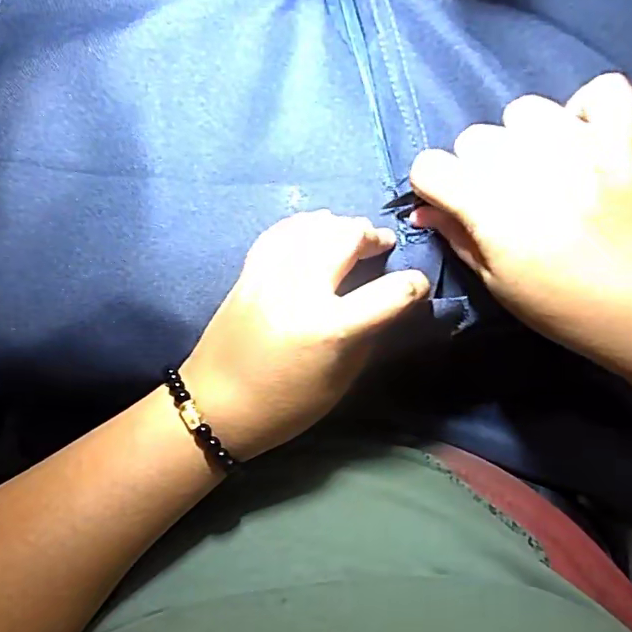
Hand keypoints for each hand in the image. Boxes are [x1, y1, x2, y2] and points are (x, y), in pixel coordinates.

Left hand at [179, 211, 429, 460]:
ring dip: (342, 225)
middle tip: (382, 246)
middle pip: (350, 237)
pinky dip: (305, 225)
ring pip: (316, 225)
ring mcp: (270, 275)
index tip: (415, 288)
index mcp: (331, 328)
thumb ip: (370, 333)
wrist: (215, 406)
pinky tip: (316, 230)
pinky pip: (282, 230)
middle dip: (374, 237)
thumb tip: (393, 301)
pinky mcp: (249, 271)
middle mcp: (301, 291)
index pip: (393, 291)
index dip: (415, 285)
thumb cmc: (286, 405)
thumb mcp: (341, 380)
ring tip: (352, 236)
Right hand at [408, 72, 631, 371]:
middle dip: (482, 168)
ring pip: (526, 111)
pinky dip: (590, 111)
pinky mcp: (628, 129)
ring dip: (530, 139)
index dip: (437, 187)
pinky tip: (593, 143)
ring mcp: (580, 140)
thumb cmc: (570, 308)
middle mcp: (526, 162)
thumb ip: (458, 238)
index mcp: (488, 205)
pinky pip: (599, 91)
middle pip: (475, 139)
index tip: (455, 204)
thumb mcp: (500, 285)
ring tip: (554, 172)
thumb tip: (426, 211)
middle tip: (514, 201)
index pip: (429, 166)